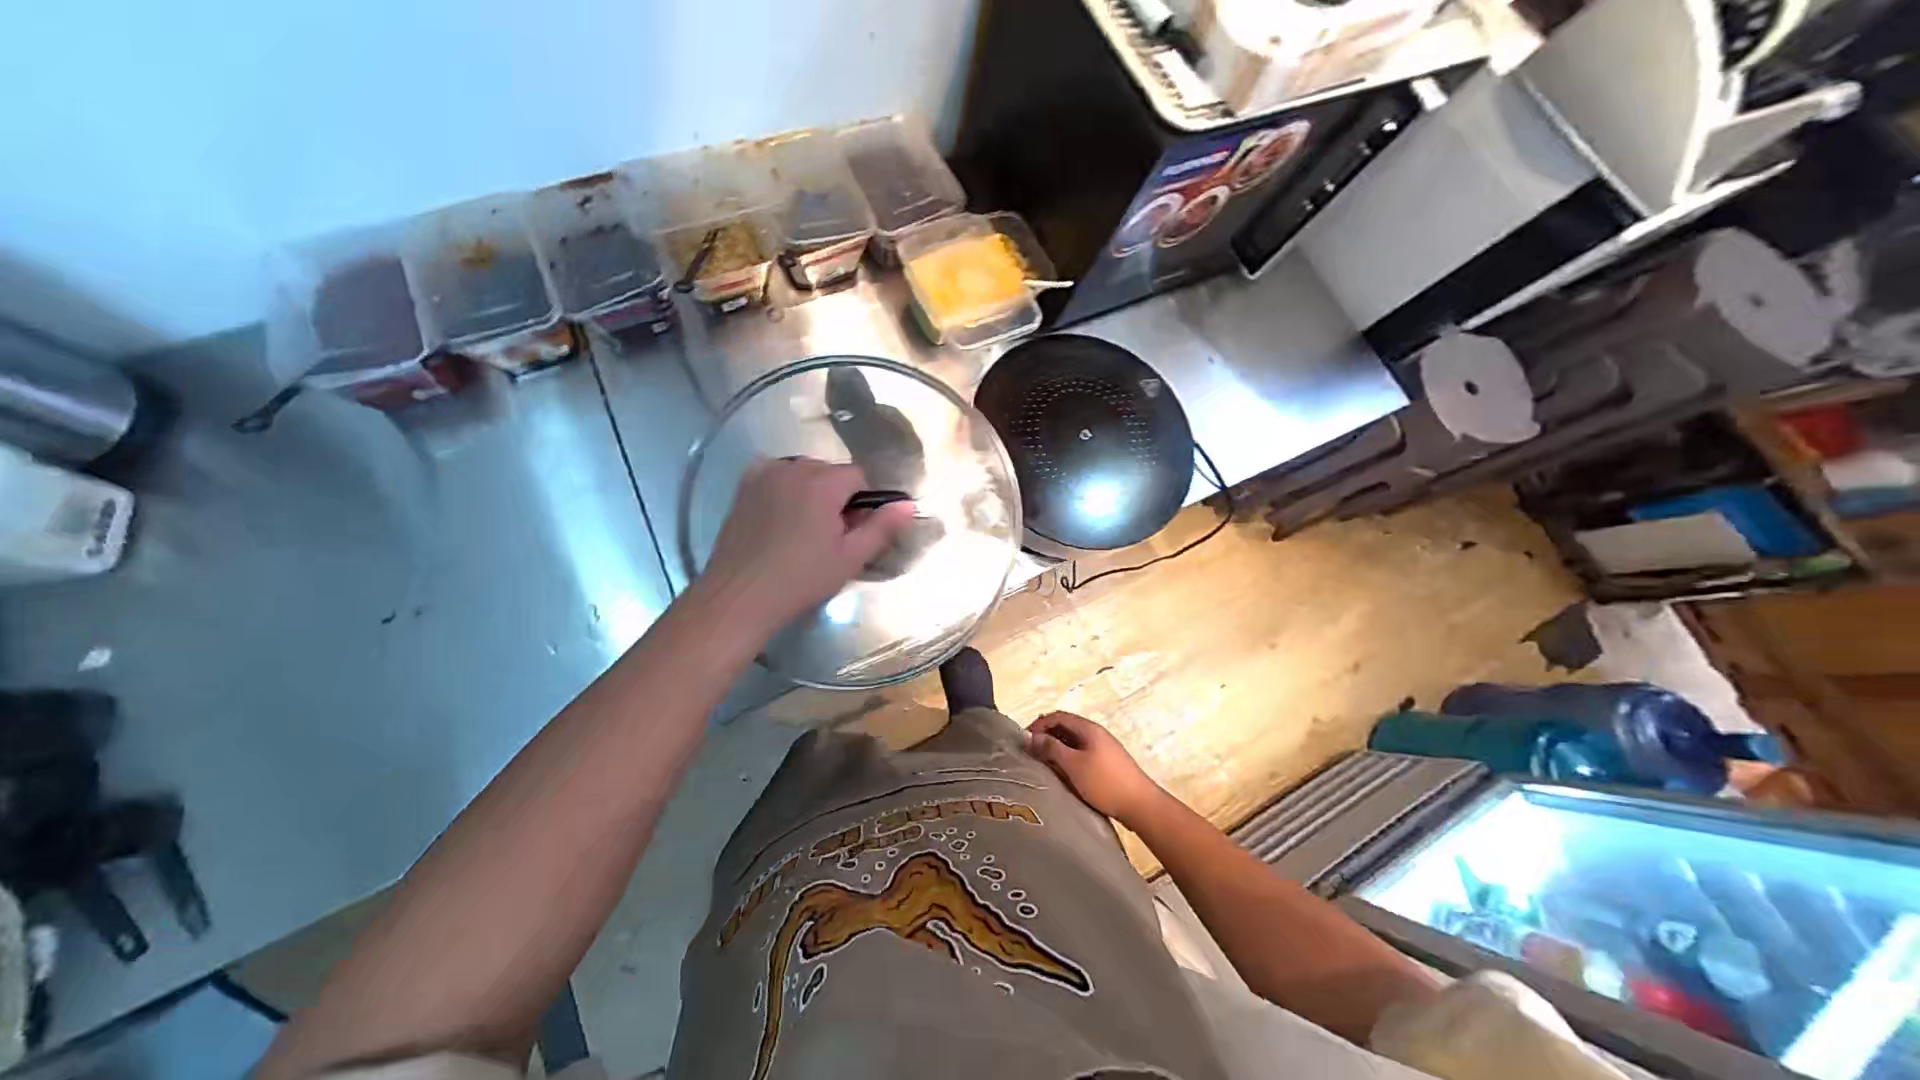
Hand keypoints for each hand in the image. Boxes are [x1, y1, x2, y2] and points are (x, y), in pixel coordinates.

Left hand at [695, 457, 914, 632]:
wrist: (740, 595)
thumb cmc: (801, 579)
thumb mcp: (850, 558)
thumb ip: (882, 527)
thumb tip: (909, 505)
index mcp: (823, 483)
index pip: (859, 476)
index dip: (862, 503)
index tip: (853, 531)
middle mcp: (793, 468)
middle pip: (830, 472)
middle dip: (836, 496)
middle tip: (829, 535)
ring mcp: (764, 474)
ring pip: (803, 473)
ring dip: (810, 491)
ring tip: (802, 529)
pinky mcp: (744, 486)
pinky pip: (775, 475)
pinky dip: (783, 487)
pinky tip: (779, 515)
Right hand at [1026, 712, 1167, 827]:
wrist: (1140, 805)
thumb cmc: (1104, 782)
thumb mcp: (1073, 764)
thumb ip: (1050, 748)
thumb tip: (1030, 737)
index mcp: (1088, 728)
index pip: (1058, 716)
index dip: (1039, 724)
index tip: (1025, 741)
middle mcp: (1096, 734)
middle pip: (1065, 728)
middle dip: (1046, 737)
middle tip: (1031, 753)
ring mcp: (1103, 749)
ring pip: (1073, 743)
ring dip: (1056, 749)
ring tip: (1043, 765)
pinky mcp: (1107, 765)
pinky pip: (1081, 755)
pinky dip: (1067, 760)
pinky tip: (1062, 774)